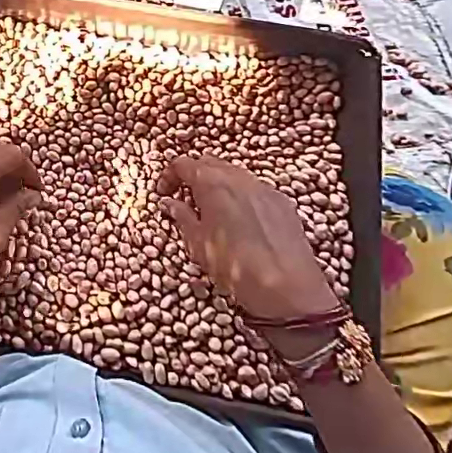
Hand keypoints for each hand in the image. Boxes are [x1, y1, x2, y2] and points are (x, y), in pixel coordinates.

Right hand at [156, 155, 338, 324]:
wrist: (288, 289)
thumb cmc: (235, 266)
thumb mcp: (197, 243)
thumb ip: (181, 217)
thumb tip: (170, 203)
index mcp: (212, 183)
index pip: (183, 164)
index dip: (169, 176)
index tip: (163, 193)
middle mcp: (239, 178)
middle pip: (209, 163)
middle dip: (192, 176)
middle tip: (183, 198)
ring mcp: (264, 189)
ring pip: (234, 174)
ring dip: (217, 184)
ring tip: (210, 210)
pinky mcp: (283, 203)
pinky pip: (255, 189)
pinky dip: (240, 196)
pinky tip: (239, 221)